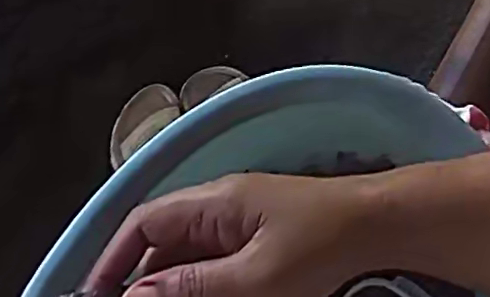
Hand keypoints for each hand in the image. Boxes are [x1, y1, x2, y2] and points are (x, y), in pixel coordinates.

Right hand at [85, 173, 380, 296]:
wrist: (376, 227)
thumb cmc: (320, 245)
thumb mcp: (253, 277)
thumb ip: (191, 287)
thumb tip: (132, 295)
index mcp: (218, 201)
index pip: (147, 220)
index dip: (113, 260)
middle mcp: (224, 206)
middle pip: (163, 241)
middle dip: (138, 281)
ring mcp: (243, 224)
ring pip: (187, 256)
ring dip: (167, 286)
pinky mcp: (259, 243)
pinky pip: (214, 264)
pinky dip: (196, 284)